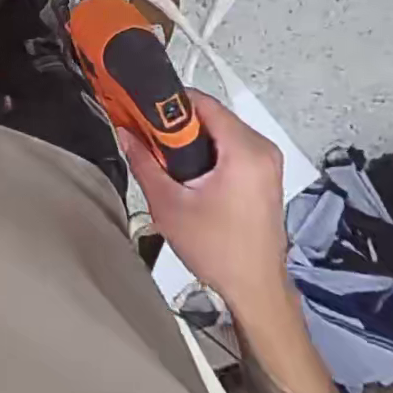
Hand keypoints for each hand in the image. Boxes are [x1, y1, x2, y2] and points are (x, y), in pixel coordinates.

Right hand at [119, 89, 291, 315]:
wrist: (254, 289)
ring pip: (220, 130)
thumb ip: (143, 161)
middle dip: (176, 123)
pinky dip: (206, 149)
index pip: (202, 102)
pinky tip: (185, 169)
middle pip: (211, 115)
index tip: (141, 110)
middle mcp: (262, 150)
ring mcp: (267, 162)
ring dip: (190, 137)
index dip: (167, 102)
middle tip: (146, 136)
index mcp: (245, 151)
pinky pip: (231, 145)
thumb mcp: (168, 203)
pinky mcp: (264, 174)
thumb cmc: (217, 250)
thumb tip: (124, 132)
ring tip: (162, 155)